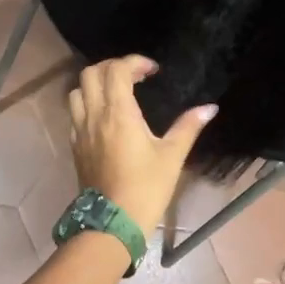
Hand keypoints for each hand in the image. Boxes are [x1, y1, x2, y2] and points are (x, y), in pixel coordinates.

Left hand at [66, 56, 215, 232]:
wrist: (114, 221)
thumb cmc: (146, 187)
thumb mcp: (172, 156)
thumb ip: (189, 127)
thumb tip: (210, 108)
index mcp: (118, 113)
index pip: (117, 70)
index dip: (134, 62)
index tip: (152, 71)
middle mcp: (94, 115)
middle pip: (90, 74)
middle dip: (112, 67)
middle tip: (134, 76)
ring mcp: (80, 130)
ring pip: (77, 91)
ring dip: (95, 84)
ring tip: (116, 92)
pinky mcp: (75, 145)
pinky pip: (74, 113)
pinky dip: (87, 104)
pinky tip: (105, 117)